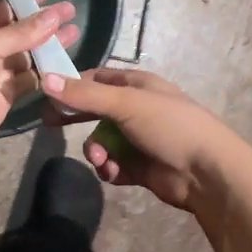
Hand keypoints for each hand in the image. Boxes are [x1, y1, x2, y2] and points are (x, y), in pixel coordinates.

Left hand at [0, 0, 79, 141]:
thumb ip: (21, 32)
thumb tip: (54, 15)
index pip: (2, 9)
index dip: (24, 1)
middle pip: (19, 31)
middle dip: (43, 23)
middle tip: (71, 12)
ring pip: (28, 55)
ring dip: (49, 45)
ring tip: (75, 33)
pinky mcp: (7, 93)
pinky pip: (30, 78)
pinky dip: (46, 72)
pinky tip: (66, 62)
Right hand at [39, 68, 233, 214]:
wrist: (207, 173)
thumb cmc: (169, 126)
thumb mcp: (124, 104)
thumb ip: (83, 95)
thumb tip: (44, 79)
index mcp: (137, 85)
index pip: (97, 78)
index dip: (72, 84)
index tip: (47, 94)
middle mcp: (137, 109)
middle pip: (95, 110)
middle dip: (76, 119)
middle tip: (49, 125)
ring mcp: (138, 139)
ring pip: (100, 141)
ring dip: (95, 151)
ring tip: (101, 160)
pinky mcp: (139, 166)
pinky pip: (112, 164)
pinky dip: (109, 168)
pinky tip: (113, 172)